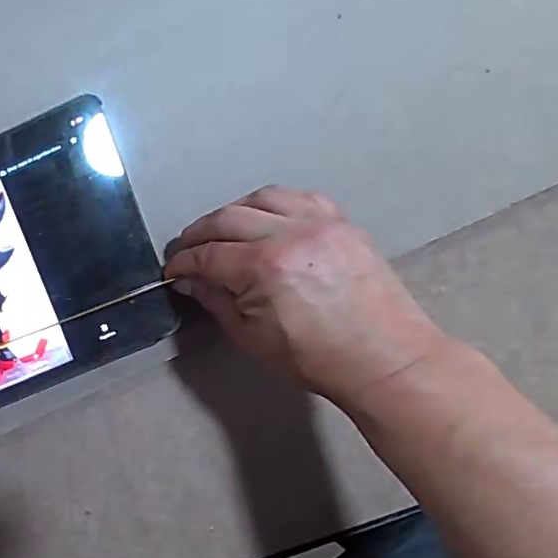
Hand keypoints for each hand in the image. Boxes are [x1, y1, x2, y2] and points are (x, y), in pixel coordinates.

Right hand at [163, 187, 454, 410]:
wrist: (385, 358)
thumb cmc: (313, 357)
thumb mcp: (248, 335)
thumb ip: (215, 299)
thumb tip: (190, 280)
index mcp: (264, 266)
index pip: (207, 254)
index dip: (182, 263)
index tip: (172, 271)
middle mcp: (292, 234)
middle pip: (227, 218)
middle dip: (198, 233)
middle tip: (186, 250)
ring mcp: (322, 225)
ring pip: (262, 198)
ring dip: (233, 212)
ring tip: (221, 232)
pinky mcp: (343, 225)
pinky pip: (300, 199)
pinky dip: (273, 206)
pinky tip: (264, 222)